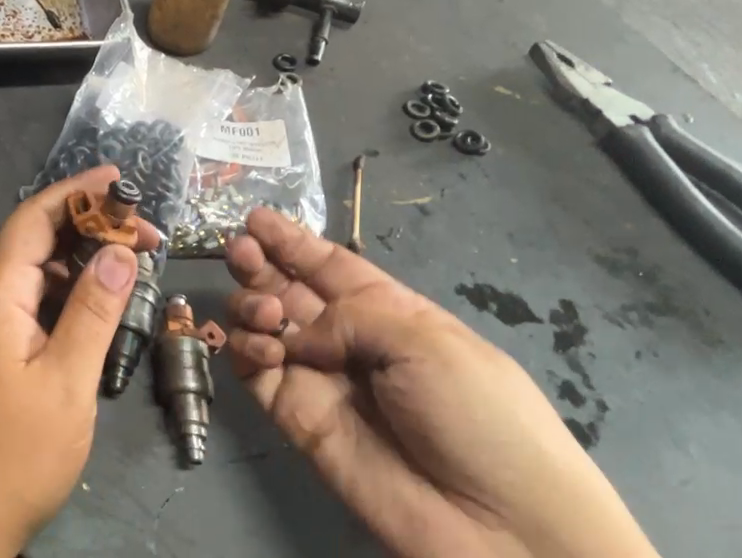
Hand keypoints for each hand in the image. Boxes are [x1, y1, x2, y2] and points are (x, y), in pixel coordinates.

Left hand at [0, 166, 161, 557]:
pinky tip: (102, 299)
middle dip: (89, 223)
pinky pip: (33, 296)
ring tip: (133, 258)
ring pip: (36, 266)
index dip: (76, 190)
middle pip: (35, 236)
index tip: (120, 177)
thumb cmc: (17, 450)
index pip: (34, 217)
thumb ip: (94, 311)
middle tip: (146, 230)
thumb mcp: (67, 380)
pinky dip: (69, 287)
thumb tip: (119, 250)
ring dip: (82, 256)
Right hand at [224, 208, 658, 557]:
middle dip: (259, 263)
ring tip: (266, 313)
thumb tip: (295, 335)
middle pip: (286, 288)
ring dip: (251, 304)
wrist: (499, 524)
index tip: (254, 217)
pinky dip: (246, 350)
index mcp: (387, 312)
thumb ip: (348, 317)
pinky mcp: (295, 416)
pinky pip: (253, 371)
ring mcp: (317, 377)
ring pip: (261, 324)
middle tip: (242, 251)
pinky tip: (265, 349)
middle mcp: (346, 339)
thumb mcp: (427, 342)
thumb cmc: (481, 415)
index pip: (328, 266)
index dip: (292, 240)